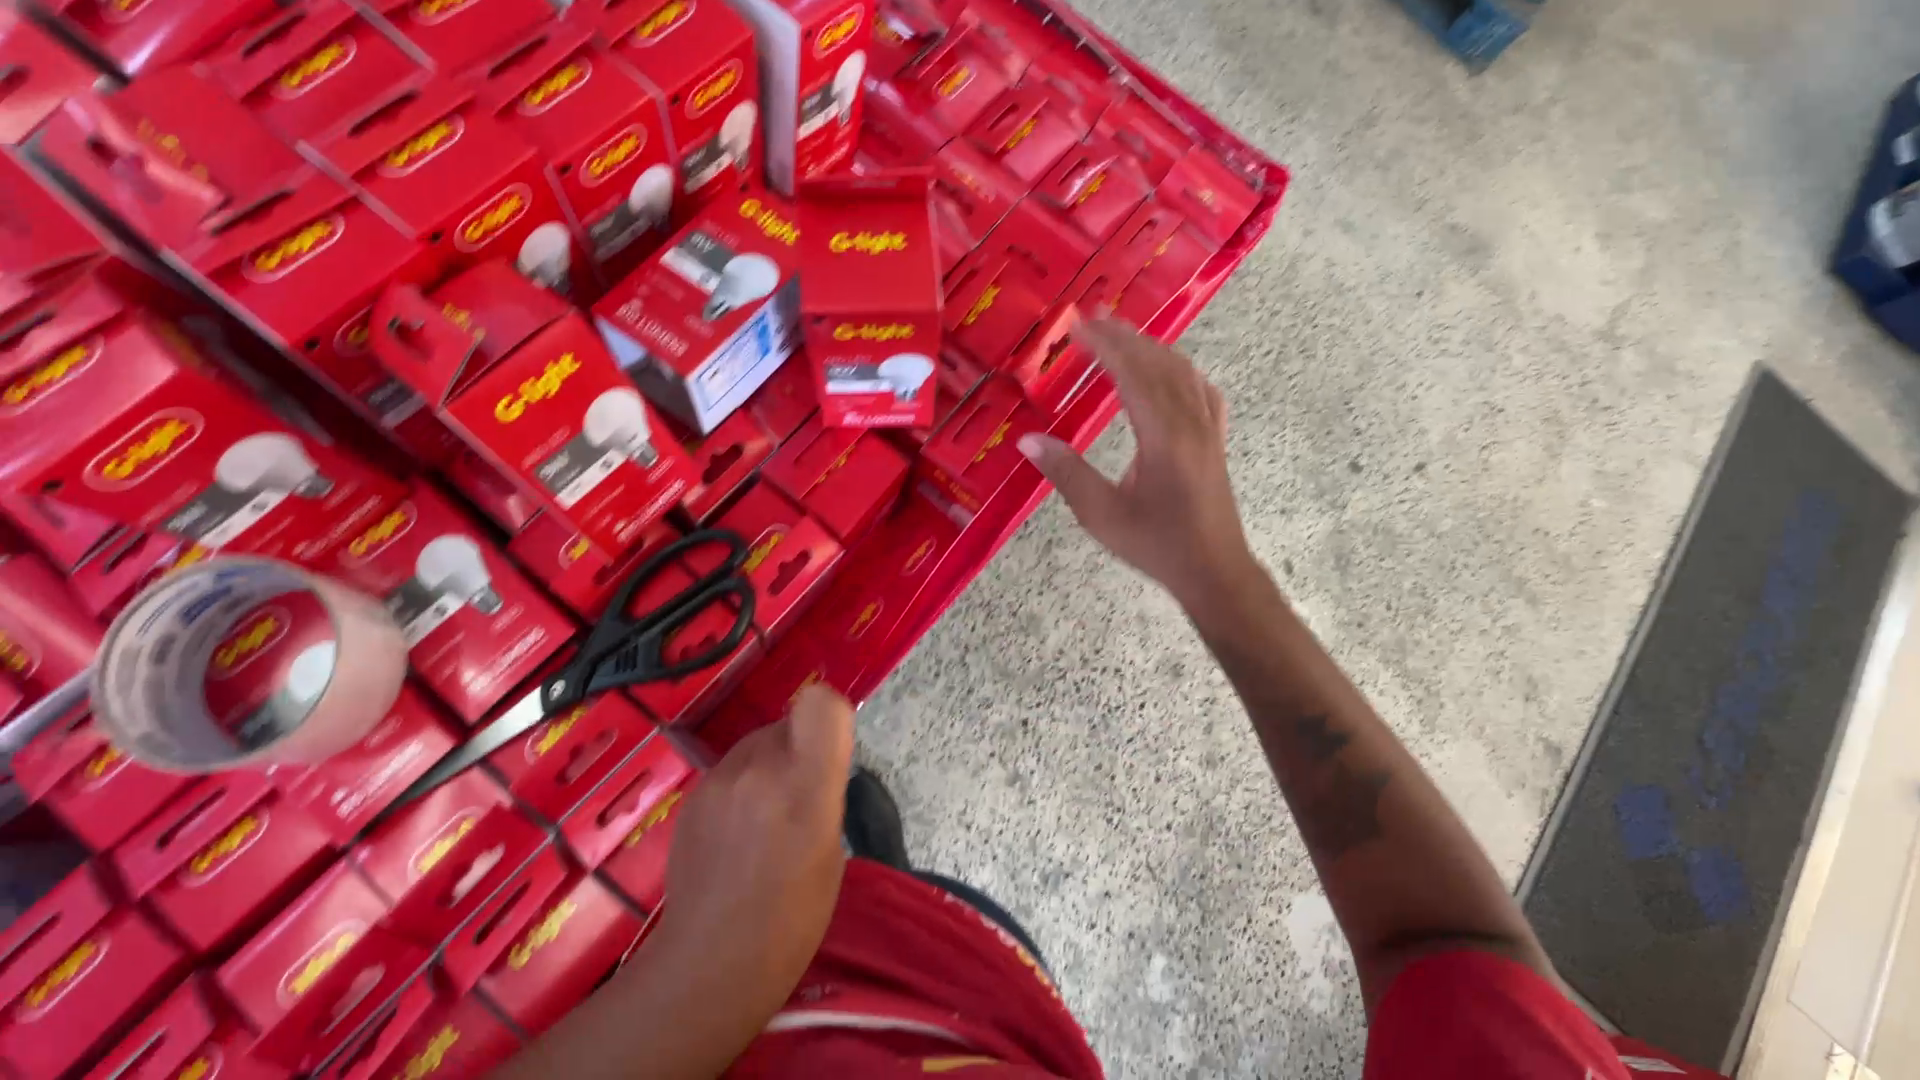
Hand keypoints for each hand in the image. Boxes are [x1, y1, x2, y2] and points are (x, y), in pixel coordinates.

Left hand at [658, 685, 854, 994]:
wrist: (710, 962)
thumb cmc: (791, 921)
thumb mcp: (831, 853)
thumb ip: (823, 795)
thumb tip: (812, 770)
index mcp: (805, 785)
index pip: (821, 703)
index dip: (830, 715)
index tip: (832, 748)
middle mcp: (759, 769)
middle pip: (786, 723)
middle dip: (797, 749)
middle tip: (798, 799)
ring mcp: (718, 780)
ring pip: (755, 746)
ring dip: (767, 768)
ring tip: (763, 823)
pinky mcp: (691, 796)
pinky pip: (728, 772)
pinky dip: (739, 790)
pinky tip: (734, 837)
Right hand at [1019, 317, 1258, 607]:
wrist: (1215, 571)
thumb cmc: (1157, 546)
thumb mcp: (1102, 515)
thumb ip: (1067, 474)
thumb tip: (1028, 441)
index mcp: (1163, 435)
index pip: (1132, 373)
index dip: (1104, 346)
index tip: (1077, 328)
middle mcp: (1190, 421)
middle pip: (1158, 362)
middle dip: (1124, 336)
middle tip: (1092, 317)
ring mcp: (1208, 429)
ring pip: (1182, 371)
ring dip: (1151, 347)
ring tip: (1122, 335)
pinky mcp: (1216, 440)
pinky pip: (1201, 389)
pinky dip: (1180, 369)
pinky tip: (1171, 371)